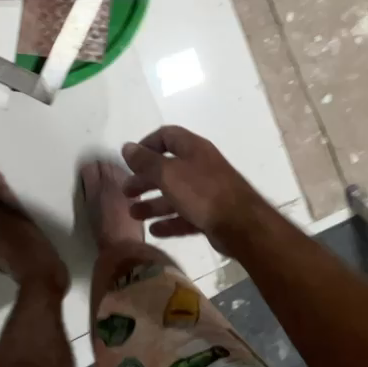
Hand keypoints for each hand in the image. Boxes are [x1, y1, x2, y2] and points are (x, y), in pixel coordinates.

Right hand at [121, 125, 273, 253]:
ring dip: (153, 203)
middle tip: (127, 191)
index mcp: (192, 148)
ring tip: (134, 213)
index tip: (130, 160)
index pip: (166, 136)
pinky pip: (185, 215)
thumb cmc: (202, 191)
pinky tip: (154, 230)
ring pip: (175, 194)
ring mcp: (206, 191)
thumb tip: (127, 147)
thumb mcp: (168, 173)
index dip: (146, 145)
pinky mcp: (210, 214)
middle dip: (145, 179)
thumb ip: (146, 161)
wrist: (241, 225)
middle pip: (167, 168)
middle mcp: (200, 166)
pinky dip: (169, 221)